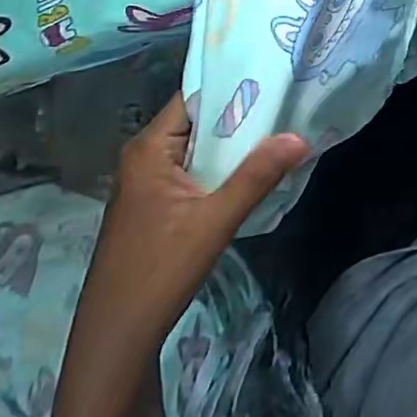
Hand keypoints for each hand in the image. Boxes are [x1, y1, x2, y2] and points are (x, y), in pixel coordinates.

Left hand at [55, 94, 307, 416]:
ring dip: (228, 146)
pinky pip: (188, 170)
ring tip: (273, 133)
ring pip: (194, 149)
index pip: (192, 97)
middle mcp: (143, 155)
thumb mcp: (215, 220)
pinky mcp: (152, 204)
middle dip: (236, 116)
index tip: (270, 80)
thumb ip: (256, 176)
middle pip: (195, 122)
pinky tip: (245, 173)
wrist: (117, 336)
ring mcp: (145, 181)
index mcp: (149, 147)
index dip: (230, 87)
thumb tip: (299, 137)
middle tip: (281, 106)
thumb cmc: (160, 269)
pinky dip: (215, 168)